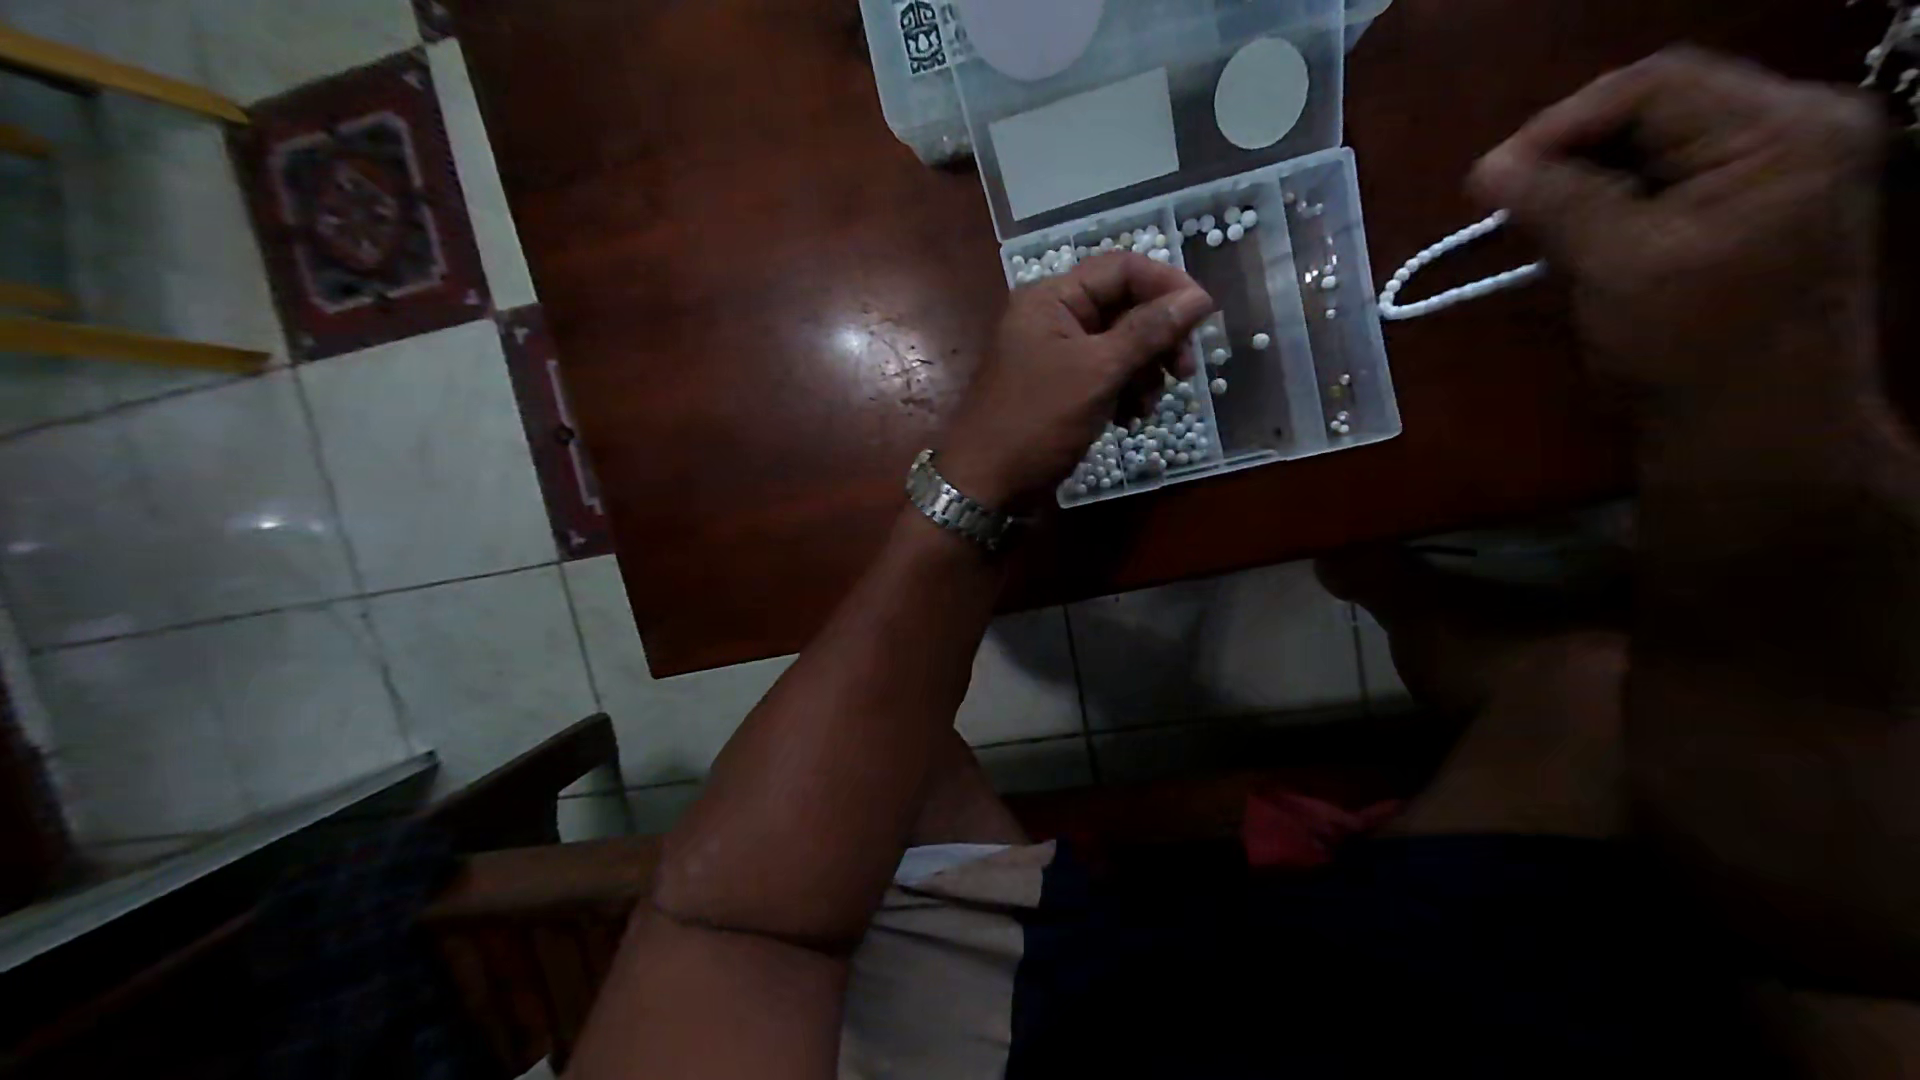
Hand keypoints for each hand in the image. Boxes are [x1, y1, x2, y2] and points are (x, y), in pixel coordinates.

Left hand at [937, 253, 1213, 509]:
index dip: (1167, 285)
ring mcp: (1056, 354)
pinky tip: (1130, 418)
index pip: (1122, 269)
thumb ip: (1148, 331)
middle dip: (1158, 338)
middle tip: (1183, 372)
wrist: (986, 484)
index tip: (1204, 318)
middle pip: (1124, 307)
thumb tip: (1198, 297)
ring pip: (1119, 345)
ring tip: (1147, 405)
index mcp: (1051, 297)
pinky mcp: (1061, 388)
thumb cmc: (1037, 421)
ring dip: (1144, 371)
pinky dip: (1124, 392)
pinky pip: (1105, 376)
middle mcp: (1053, 317)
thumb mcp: (1097, 372)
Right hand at [1469, 49, 1883, 411]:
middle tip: (1499, 201)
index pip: (1655, 85)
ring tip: (1522, 220)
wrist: (1748, 421)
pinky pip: (1651, 182)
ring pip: (1645, 146)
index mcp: (1779, 131)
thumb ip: (1557, 204)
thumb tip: (1484, 169)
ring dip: (1574, 180)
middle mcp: (1782, 132)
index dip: (1560, 124)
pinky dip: (1595, 203)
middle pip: (1652, 107)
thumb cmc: (1689, 344)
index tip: (1488, 180)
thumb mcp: (1618, 265)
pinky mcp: (1730, 209)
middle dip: (1565, 151)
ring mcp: (1761, 171)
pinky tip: (1561, 234)